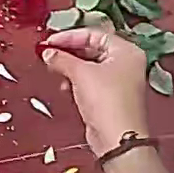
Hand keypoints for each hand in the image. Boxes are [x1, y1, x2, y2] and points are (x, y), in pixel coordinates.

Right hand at [41, 27, 151, 154]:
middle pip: (93, 48)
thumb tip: (48, 52)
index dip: (70, 36)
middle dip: (69, 52)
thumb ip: (62, 59)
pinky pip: (91, 81)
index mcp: (126, 50)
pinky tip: (65, 85)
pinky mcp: (111, 96)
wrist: (117, 138)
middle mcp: (126, 62)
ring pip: (90, 65)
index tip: (49, 42)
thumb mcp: (81, 73)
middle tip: (48, 54)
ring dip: (71, 67)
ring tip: (54, 70)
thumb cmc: (106, 100)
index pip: (94, 34)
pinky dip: (77, 80)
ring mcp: (119, 80)